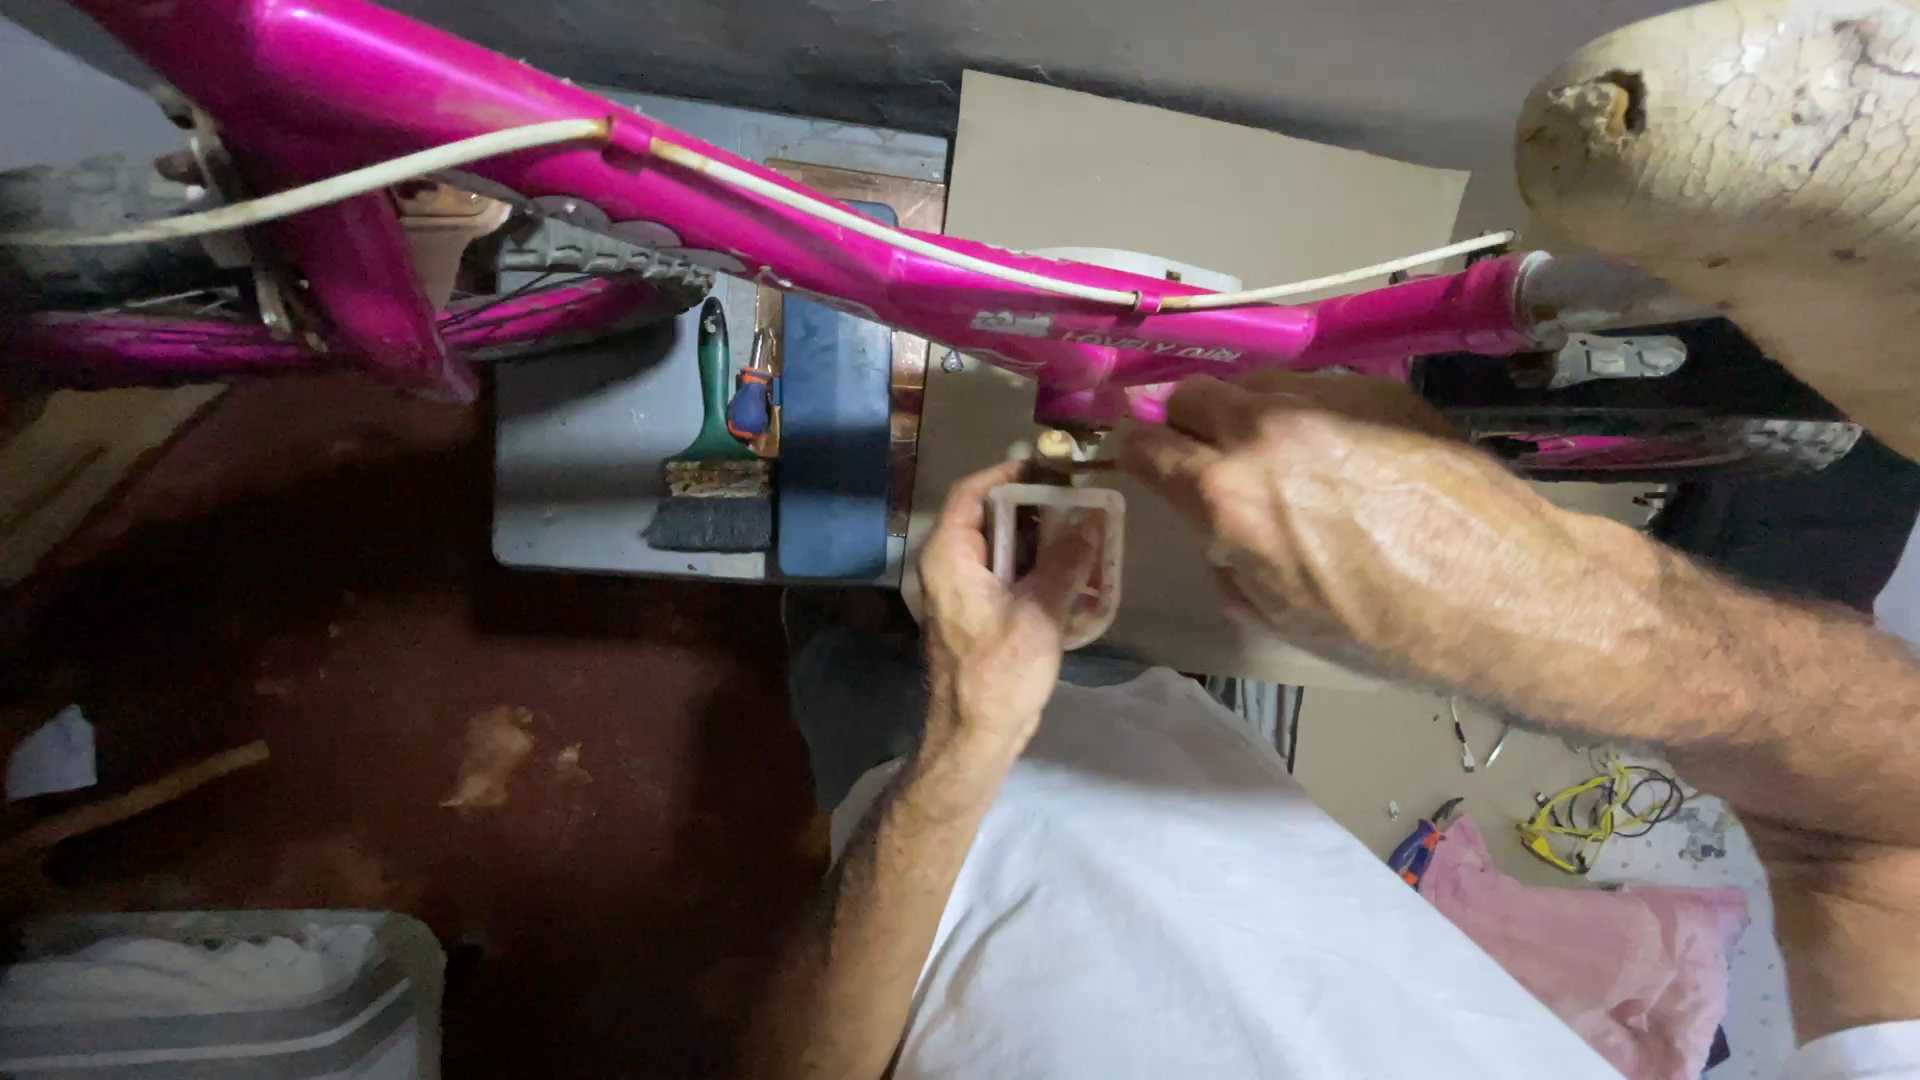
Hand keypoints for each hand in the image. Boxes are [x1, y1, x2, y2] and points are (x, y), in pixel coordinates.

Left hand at [916, 461, 1097, 770]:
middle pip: (990, 518)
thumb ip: (1065, 562)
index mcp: (949, 556)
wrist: (974, 736)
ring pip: (1003, 549)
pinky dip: (1037, 569)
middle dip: (1036, 509)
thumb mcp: (1039, 612)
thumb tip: (1089, 520)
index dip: (1008, 473)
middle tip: (1081, 501)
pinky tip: (1074, 572)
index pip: (971, 493)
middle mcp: (949, 566)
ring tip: (1086, 533)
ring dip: (1042, 541)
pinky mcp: (979, 613)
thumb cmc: (998, 673)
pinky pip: (1007, 576)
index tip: (1049, 467)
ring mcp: (963, 591)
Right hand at [1117, 371, 1659, 690]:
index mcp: (1226, 495)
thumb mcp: (1272, 613)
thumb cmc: (1380, 626)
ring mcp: (1324, 399)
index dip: (1130, 450)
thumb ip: (1224, 558)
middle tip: (1204, 455)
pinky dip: (1301, 410)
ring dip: (1242, 412)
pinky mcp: (1378, 387)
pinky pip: (1311, 386)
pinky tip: (1337, 448)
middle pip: (1188, 394)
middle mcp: (1263, 431)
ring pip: (1250, 382)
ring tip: (1275, 449)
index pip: (1143, 445)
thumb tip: (1222, 533)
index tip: (1135, 457)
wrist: (1508, 594)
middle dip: (1183, 423)